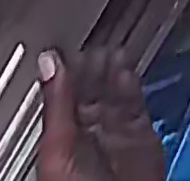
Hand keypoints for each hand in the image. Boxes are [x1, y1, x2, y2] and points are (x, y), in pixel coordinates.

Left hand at [36, 48, 165, 180]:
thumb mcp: (58, 152)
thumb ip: (57, 104)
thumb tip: (48, 60)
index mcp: (60, 135)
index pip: (63, 90)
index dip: (67, 65)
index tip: (69, 38)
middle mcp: (87, 130)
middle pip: (90, 85)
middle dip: (92, 62)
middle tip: (95, 38)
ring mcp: (115, 129)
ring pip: (113, 88)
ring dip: (113, 67)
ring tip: (113, 49)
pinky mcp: (140, 131)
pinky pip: (135, 99)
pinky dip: (131, 82)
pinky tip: (126, 68)